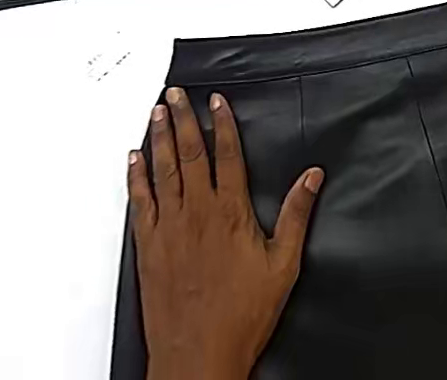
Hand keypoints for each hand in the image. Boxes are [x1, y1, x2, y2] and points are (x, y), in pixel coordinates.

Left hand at [131, 88, 322, 379]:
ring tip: (158, 111)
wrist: (198, 358)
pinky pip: (140, 200)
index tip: (216, 100)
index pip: (227, 154)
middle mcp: (197, 211)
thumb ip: (297, 215)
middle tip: (176, 94)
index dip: (222, 123)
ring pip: (163, 169)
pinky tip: (134, 157)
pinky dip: (136, 176)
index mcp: (230, 211)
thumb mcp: (283, 265)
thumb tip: (312, 177)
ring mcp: (170, 226)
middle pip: (190, 153)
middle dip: (184, 119)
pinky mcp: (149, 244)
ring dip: (160, 137)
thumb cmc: (241, 315)